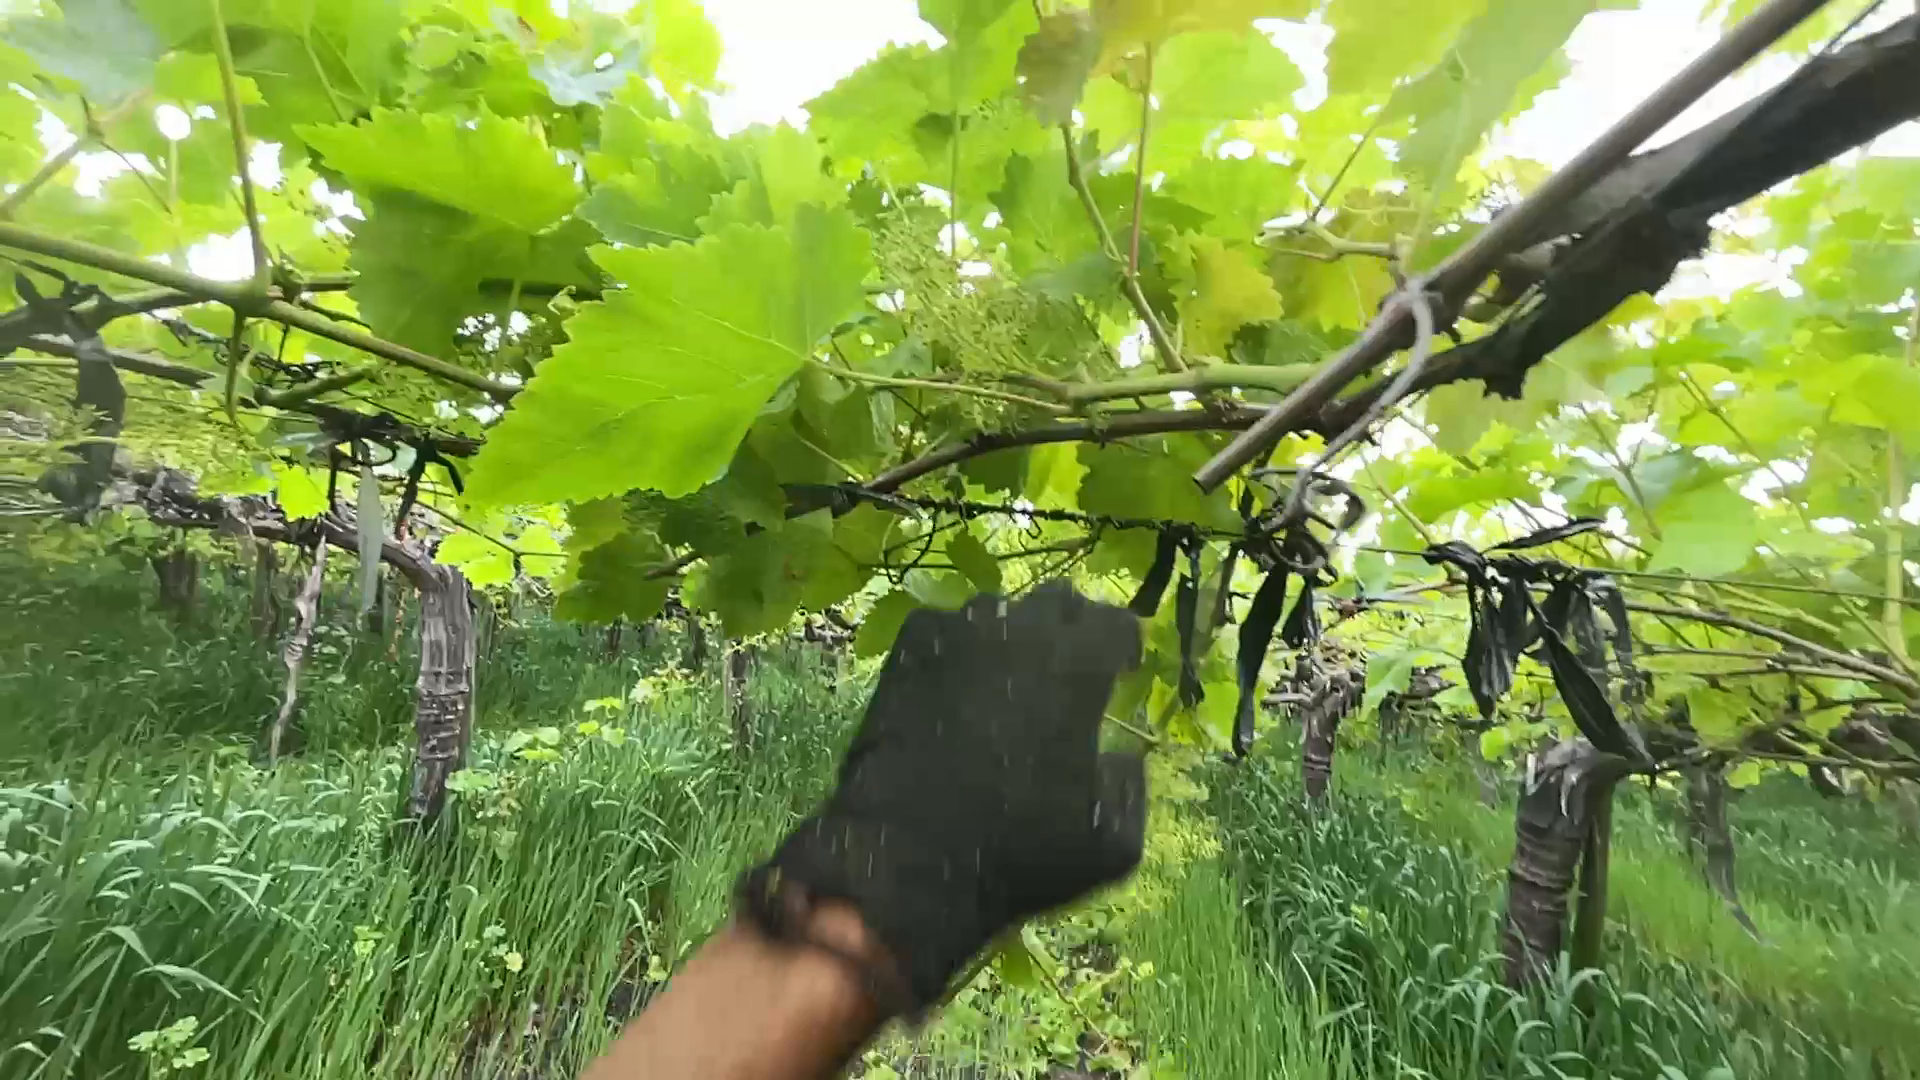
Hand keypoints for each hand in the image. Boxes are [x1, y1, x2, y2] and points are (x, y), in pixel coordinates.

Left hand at [738, 581, 1147, 1014]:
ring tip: (1005, 675)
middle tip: (1067, 666)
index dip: (1123, 644)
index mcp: (1078, 665)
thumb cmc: (1017, 850)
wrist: (907, 855)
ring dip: (1013, 634)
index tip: (1120, 669)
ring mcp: (961, 630)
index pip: (1116, 621)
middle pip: (1058, 600)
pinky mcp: (912, 645)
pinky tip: (953, 683)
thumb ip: (1129, 782)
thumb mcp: (1110, 841)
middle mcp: (1022, 631)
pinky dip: (960, 645)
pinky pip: (947, 626)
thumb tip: (1122, 752)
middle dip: (1071, 627)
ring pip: (999, 609)